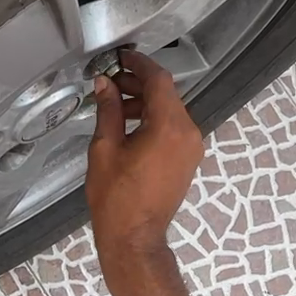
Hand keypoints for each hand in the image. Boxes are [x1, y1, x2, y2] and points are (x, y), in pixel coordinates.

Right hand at [85, 49, 205, 256]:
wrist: (134, 238)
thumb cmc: (116, 199)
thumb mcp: (105, 149)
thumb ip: (109, 111)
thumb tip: (106, 85)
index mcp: (169, 127)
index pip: (159, 80)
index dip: (139, 65)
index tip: (121, 58)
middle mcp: (188, 133)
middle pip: (166, 95)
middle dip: (139, 86)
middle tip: (111, 84)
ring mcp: (191, 148)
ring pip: (170, 112)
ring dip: (145, 105)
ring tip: (116, 108)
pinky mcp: (188, 161)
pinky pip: (173, 130)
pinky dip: (154, 122)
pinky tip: (130, 128)